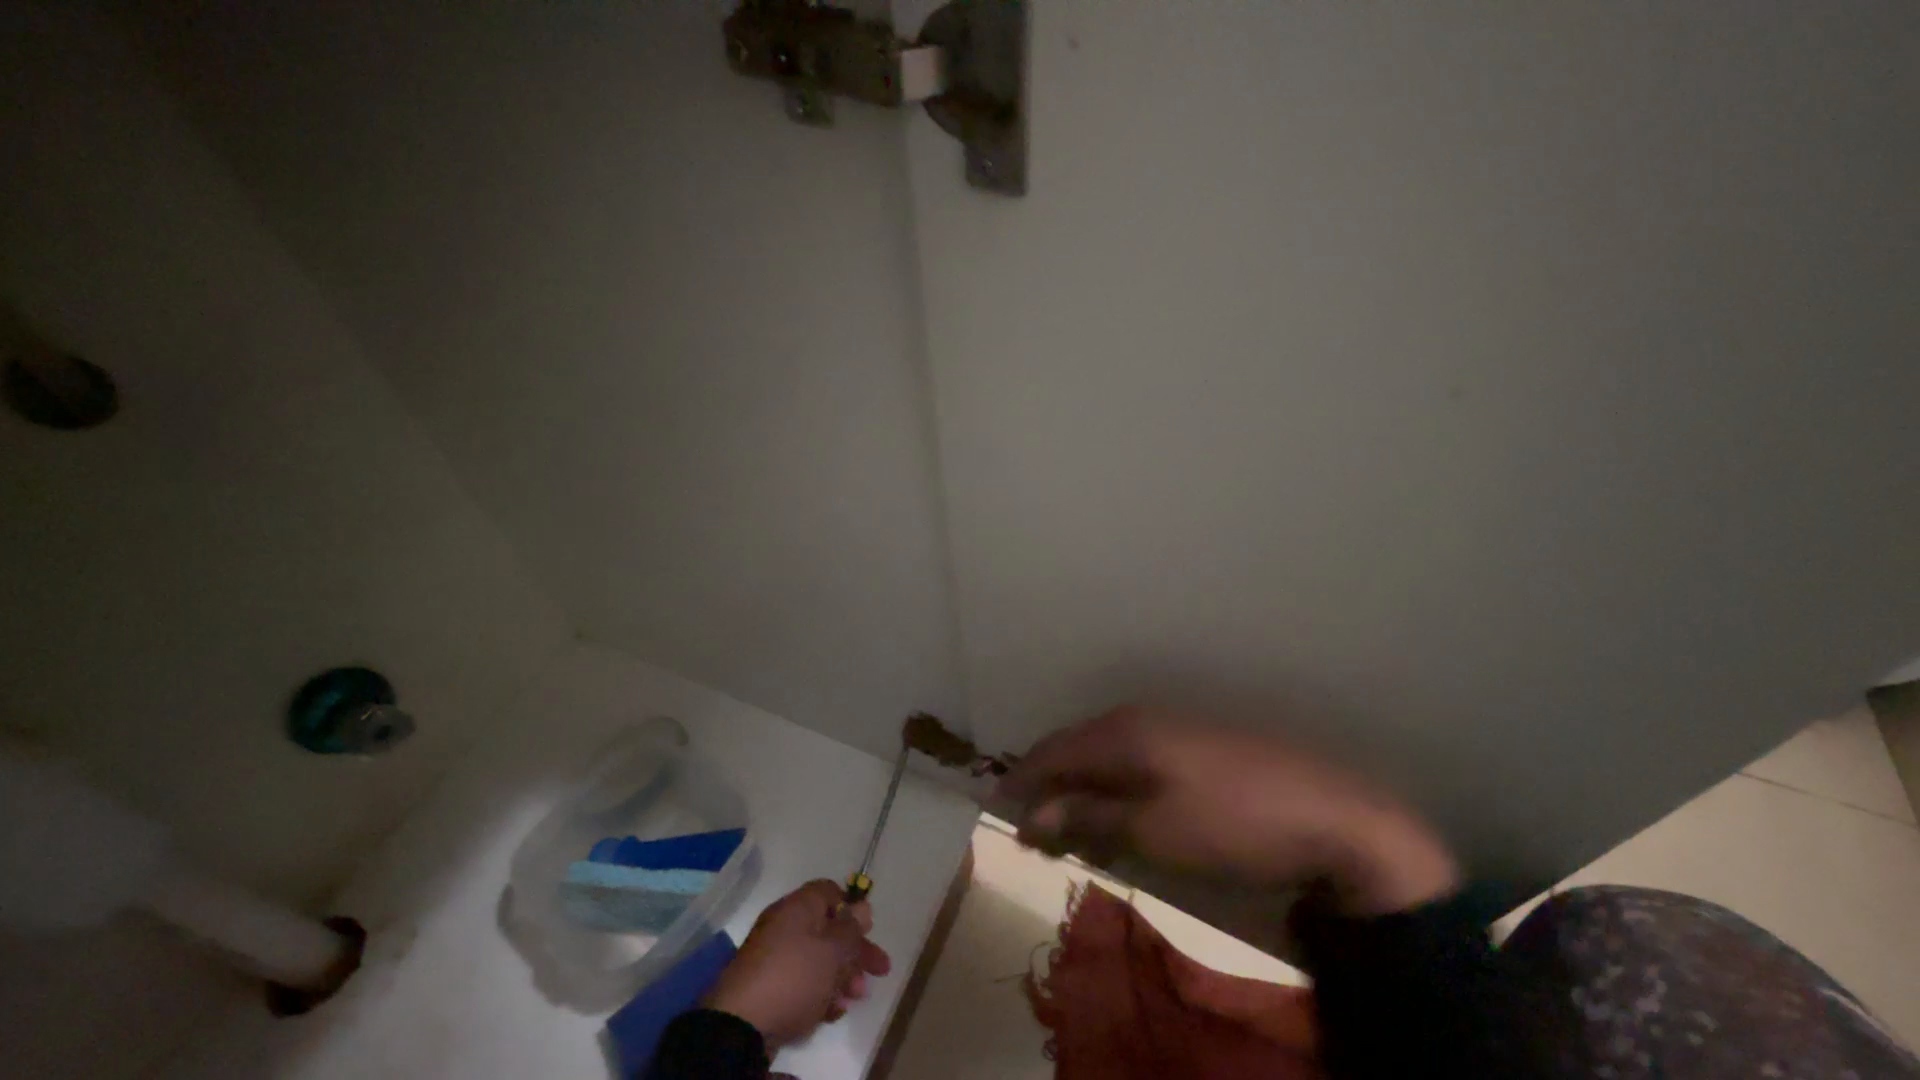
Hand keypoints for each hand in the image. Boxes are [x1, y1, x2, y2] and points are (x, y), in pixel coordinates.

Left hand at [704, 880, 892, 1049]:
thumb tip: (862, 906)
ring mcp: (774, 958)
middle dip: (856, 951)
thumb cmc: (794, 977)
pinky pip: (802, 982)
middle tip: (879, 971)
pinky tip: (832, 1012)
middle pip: (828, 929)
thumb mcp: (831, 951)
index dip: (851, 907)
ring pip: (818, 959)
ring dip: (842, 976)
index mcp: (797, 908)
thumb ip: (851, 929)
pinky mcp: (769, 988)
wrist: (740, 1025)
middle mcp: (785, 927)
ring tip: (854, 999)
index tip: (869, 929)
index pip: (828, 891)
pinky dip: (821, 994)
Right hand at [995, 706, 1459, 914]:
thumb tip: (1033, 814)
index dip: (1021, 783)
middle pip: (1077, 750)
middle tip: (1031, 835)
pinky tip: (1121, 819)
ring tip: (1070, 835)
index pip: (1052, 751)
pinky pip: (1137, 764)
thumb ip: (1089, 817)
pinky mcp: (1201, 749)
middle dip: (1050, 790)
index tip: (998, 814)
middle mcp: (1143, 719)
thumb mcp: (1153, 831)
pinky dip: (1115, 792)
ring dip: (1083, 793)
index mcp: (1124, 731)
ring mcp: (1176, 730)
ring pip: (1108, 758)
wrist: (1336, 819)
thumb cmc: (1233, 825)